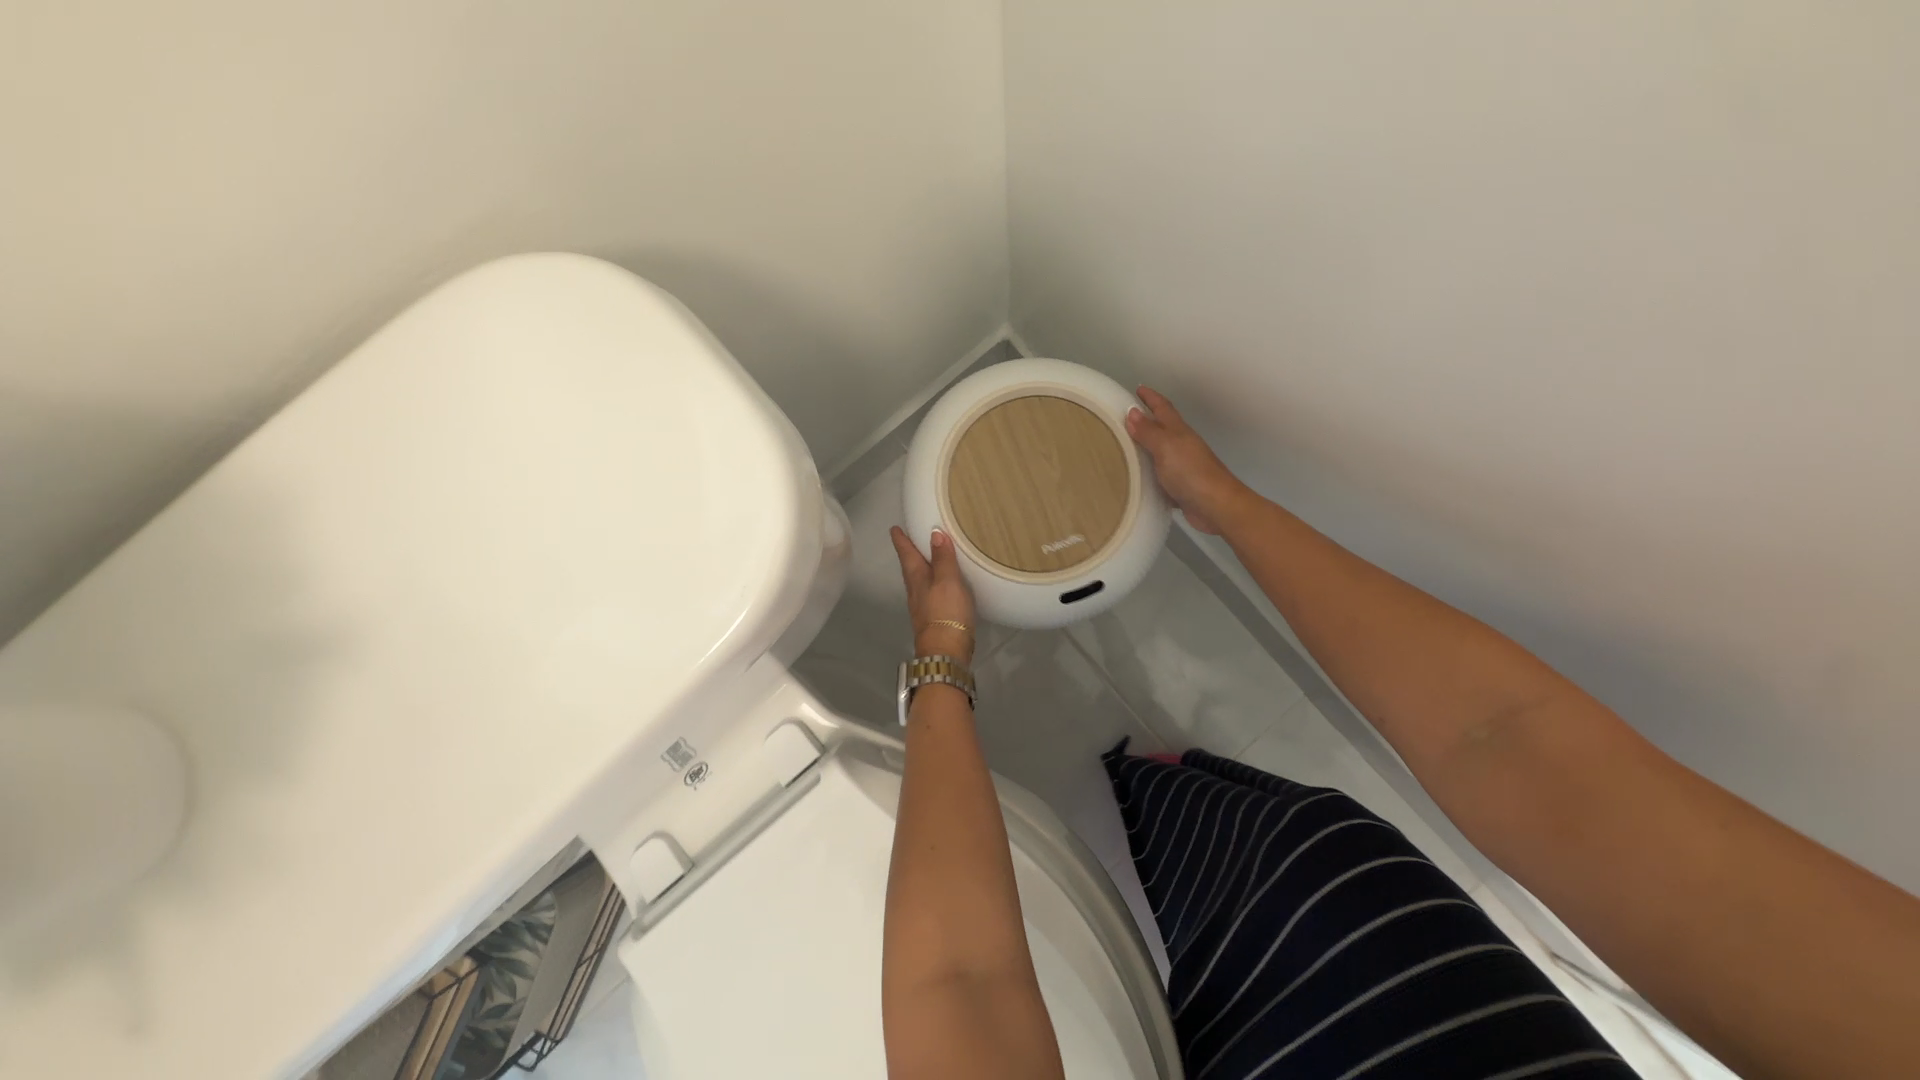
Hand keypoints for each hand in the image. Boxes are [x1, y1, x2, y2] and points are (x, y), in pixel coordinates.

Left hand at [890, 526, 976, 662]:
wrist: (945, 650)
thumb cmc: (946, 611)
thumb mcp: (947, 580)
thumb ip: (942, 558)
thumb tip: (934, 533)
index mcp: (916, 577)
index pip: (906, 554)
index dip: (901, 540)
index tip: (894, 528)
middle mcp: (915, 590)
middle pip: (910, 567)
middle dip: (910, 553)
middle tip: (911, 539)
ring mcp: (922, 605)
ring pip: (918, 580)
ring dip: (921, 568)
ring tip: (927, 558)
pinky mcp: (931, 618)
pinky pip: (929, 593)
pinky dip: (932, 583)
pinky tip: (940, 585)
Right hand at [1125, 386, 1254, 534]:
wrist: (1216, 506)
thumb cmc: (1191, 473)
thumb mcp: (1166, 447)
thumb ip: (1148, 431)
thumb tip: (1132, 412)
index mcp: (1179, 432)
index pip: (1163, 408)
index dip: (1151, 398)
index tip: (1138, 388)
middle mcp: (1181, 446)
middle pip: (1162, 428)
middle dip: (1146, 420)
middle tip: (1125, 417)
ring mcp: (1182, 467)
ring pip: (1160, 451)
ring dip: (1145, 447)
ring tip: (1125, 446)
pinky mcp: (1180, 487)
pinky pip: (1159, 475)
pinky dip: (1148, 472)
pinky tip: (1136, 478)